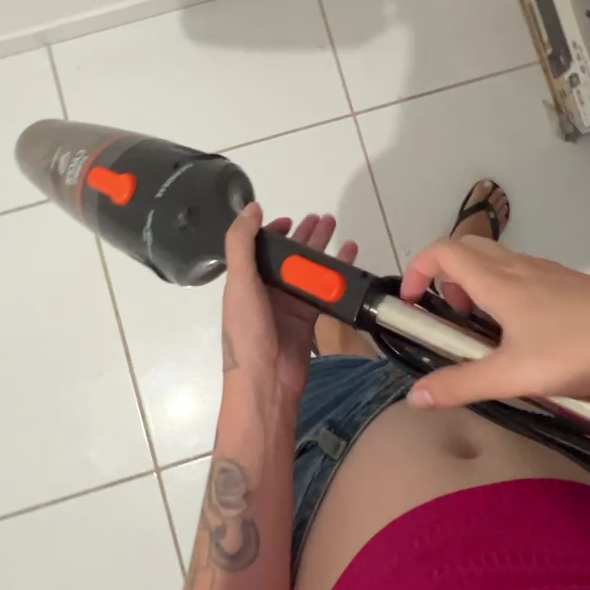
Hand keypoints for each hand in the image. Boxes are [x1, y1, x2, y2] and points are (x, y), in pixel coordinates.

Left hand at [220, 205, 356, 399]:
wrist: (267, 381)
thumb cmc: (248, 332)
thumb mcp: (239, 283)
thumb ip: (242, 244)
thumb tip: (251, 208)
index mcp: (244, 280)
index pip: (258, 247)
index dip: (272, 231)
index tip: (290, 219)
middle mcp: (265, 290)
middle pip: (287, 255)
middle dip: (304, 236)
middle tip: (324, 218)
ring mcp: (287, 305)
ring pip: (308, 269)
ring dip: (322, 249)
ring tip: (337, 228)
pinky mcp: (308, 318)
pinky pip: (323, 290)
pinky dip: (336, 273)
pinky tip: (350, 257)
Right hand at [397, 235, 589, 409]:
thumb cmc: (578, 351)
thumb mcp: (514, 375)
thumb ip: (461, 385)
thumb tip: (415, 396)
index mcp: (498, 281)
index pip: (442, 251)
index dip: (417, 268)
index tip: (412, 301)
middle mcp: (518, 266)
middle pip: (466, 249)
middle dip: (444, 275)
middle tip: (449, 316)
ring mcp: (546, 271)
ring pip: (495, 261)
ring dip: (474, 284)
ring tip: (484, 331)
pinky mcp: (568, 283)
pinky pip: (521, 273)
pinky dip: (503, 290)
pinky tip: (523, 333)